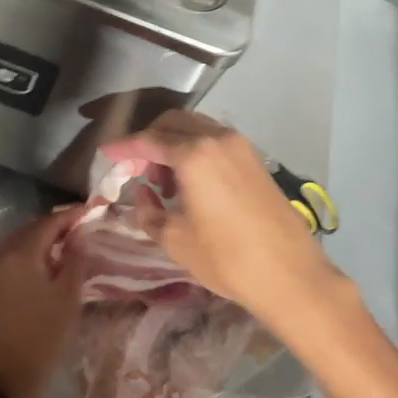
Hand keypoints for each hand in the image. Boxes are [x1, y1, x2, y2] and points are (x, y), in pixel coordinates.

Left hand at [0, 206, 86, 397]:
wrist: (6, 380)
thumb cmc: (44, 338)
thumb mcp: (68, 298)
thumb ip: (75, 260)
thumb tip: (78, 236)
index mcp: (21, 255)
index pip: (47, 223)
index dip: (68, 216)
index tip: (87, 212)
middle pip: (28, 229)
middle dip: (52, 226)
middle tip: (75, 229)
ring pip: (14, 243)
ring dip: (35, 240)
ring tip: (59, 245)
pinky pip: (4, 259)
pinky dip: (22, 255)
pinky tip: (38, 265)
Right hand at [103, 110, 342, 325]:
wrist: (291, 274)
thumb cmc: (227, 259)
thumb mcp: (177, 241)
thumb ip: (150, 213)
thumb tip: (143, 197)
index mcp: (194, 154)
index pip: (149, 139)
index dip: (124, 146)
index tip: (106, 153)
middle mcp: (218, 139)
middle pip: (174, 122)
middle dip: (150, 139)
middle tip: (136, 167)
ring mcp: (241, 146)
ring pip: (197, 128)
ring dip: (174, 143)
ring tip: (164, 180)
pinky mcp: (256, 159)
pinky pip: (216, 141)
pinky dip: (197, 150)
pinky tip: (192, 182)